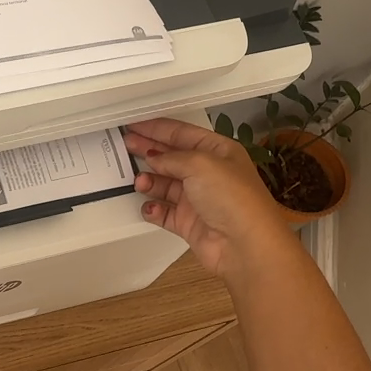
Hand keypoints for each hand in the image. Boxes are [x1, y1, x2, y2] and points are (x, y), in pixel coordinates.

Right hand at [124, 118, 291, 279]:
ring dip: (150, 182)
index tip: (134, 125)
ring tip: (140, 182)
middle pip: (171, 158)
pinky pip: (164, 212)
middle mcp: (208, 174)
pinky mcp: (189, 223)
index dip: (157, 128)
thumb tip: (154, 158)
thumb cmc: (234, 199)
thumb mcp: (201, 163)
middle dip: (148, 151)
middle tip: (126, 145)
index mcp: (218, 152)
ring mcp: (198, 199)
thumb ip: (172, 157)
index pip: (182, 134)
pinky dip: (153, 209)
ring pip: (165, 185)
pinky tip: (149, 206)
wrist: (243, 245)